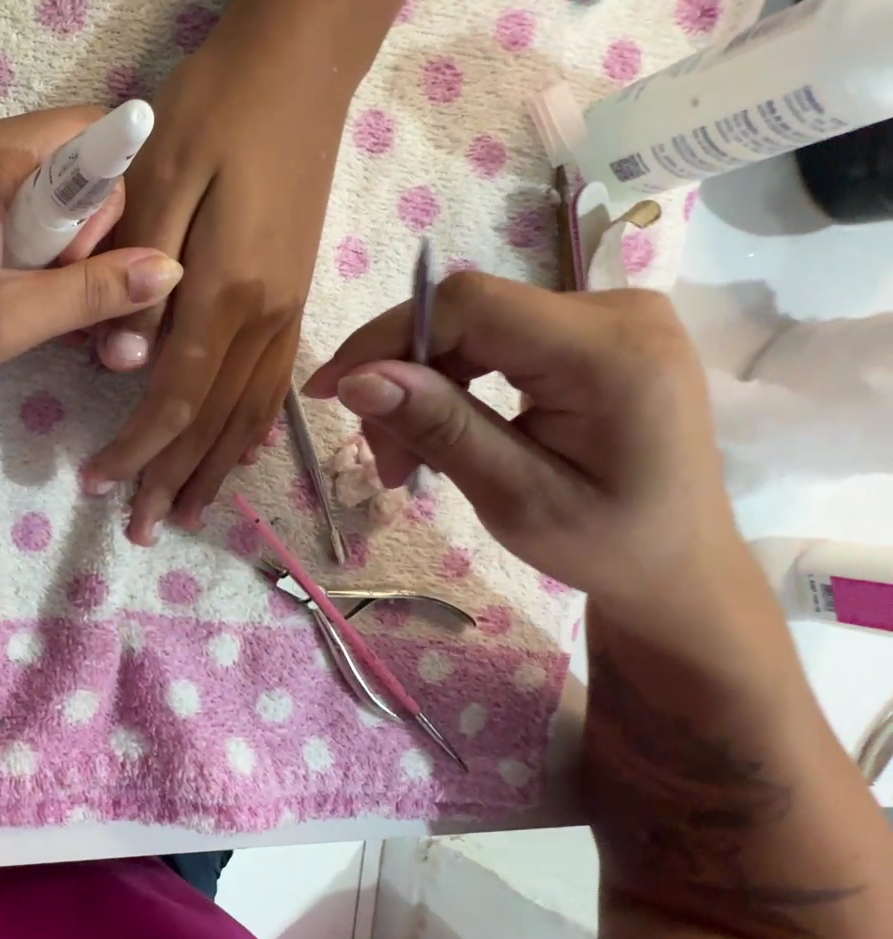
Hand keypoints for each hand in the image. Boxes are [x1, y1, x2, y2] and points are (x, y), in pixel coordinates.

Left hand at [0, 108, 182, 435]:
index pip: (89, 134)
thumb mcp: (9, 320)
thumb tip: (169, 266)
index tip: (78, 270)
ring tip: (22, 307)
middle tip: (52, 298)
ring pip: (25, 193)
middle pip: (59, 162)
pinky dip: (8, 251)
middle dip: (78, 231)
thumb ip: (94, 291)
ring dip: (44, 249)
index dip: (107, 202)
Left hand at [80, 0, 397, 545]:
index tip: (96, 486)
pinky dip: (251, 429)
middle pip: (215, 421)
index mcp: (230, 290)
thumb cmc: (215, 109)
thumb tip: (126, 364)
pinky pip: (273, 381)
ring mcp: (289, 304)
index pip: (174, 398)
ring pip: (250, 411)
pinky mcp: (294, 291)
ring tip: (187, 512)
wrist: (299, 59)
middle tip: (141, 529)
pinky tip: (236, 454)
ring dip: (215, 468)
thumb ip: (139, 274)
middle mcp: (269, 313)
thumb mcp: (160, 179)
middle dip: (172, 478)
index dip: (136, 450)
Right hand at [303, 274, 742, 617]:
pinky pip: (495, 341)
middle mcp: (617, 312)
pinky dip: (452, 386)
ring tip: (409, 459)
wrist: (677, 565)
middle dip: (402, 377)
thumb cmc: (605, 543)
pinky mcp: (594, 337)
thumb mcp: (513, 497)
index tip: (329, 393)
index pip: (468, 305)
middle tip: (381, 458)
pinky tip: (445, 433)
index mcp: (609, 351)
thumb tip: (356, 379)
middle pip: (466, 315)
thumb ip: (439, 429)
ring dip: (421, 388)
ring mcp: (609, 320)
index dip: (384, 337)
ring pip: (471, 329)